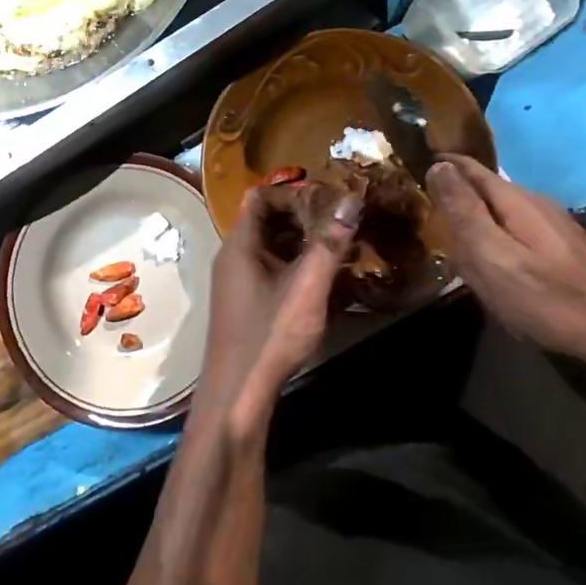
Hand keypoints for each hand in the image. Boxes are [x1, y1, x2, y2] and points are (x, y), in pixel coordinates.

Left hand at [200, 187, 361, 436]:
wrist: (237, 392)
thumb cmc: (269, 335)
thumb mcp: (306, 288)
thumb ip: (328, 243)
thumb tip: (351, 199)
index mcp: (240, 243)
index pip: (261, 196)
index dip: (295, 192)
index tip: (330, 200)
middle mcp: (234, 255)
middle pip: (268, 219)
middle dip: (305, 216)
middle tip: (343, 221)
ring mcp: (238, 279)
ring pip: (272, 246)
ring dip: (304, 242)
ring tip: (342, 246)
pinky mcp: (247, 300)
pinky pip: (272, 268)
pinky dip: (297, 265)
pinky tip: (325, 278)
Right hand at [424, 154, 585, 386]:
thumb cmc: (548, 299)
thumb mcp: (493, 256)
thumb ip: (463, 211)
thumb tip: (438, 165)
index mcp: (515, 200)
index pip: (468, 167)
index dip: (438, 163)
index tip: (407, 166)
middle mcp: (535, 203)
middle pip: (483, 187)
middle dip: (452, 191)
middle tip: (416, 205)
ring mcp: (552, 225)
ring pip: (498, 209)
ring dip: (470, 214)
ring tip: (443, 232)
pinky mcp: (561, 248)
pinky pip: (513, 229)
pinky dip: (490, 234)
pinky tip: (485, 257)